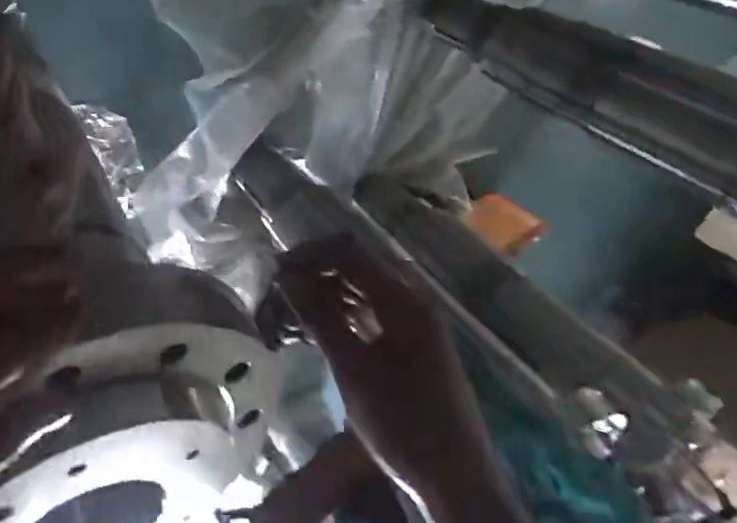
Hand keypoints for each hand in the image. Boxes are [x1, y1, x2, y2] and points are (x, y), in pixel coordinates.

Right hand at [275, 235, 524, 522]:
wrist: (459, 485)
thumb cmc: (403, 425)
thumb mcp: (353, 371)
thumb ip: (320, 318)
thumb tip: (287, 278)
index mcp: (404, 301)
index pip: (350, 252)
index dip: (311, 255)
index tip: (278, 270)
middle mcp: (413, 302)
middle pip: (358, 265)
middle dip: (318, 269)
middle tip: (283, 287)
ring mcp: (416, 323)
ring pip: (364, 287)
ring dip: (329, 289)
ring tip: (296, 305)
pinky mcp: (413, 344)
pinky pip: (373, 310)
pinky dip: (345, 310)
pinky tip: (322, 324)